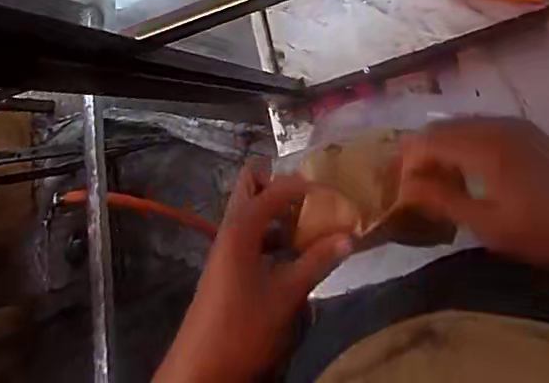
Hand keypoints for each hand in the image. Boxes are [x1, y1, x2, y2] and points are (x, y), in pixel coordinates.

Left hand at [154, 163, 351, 382]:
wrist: (197, 377)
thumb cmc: (242, 328)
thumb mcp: (286, 295)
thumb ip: (318, 261)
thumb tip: (350, 236)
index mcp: (242, 227)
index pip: (278, 187)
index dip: (308, 186)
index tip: (335, 195)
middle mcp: (230, 229)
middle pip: (252, 184)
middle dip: (283, 186)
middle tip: (311, 201)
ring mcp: (226, 248)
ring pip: (251, 210)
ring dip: (279, 211)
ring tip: (310, 226)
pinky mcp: (227, 267)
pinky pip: (251, 234)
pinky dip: (272, 234)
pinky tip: (294, 255)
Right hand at [396, 117, 548, 270]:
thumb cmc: (542, 229)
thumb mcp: (488, 224)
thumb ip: (444, 200)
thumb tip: (406, 185)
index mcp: (483, 144)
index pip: (430, 139)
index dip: (407, 158)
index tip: (395, 185)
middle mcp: (495, 123)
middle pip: (445, 127)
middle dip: (423, 151)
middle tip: (410, 185)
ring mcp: (513, 124)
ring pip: (464, 125)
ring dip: (444, 147)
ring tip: (435, 182)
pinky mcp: (526, 131)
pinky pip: (483, 128)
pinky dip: (466, 144)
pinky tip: (469, 172)